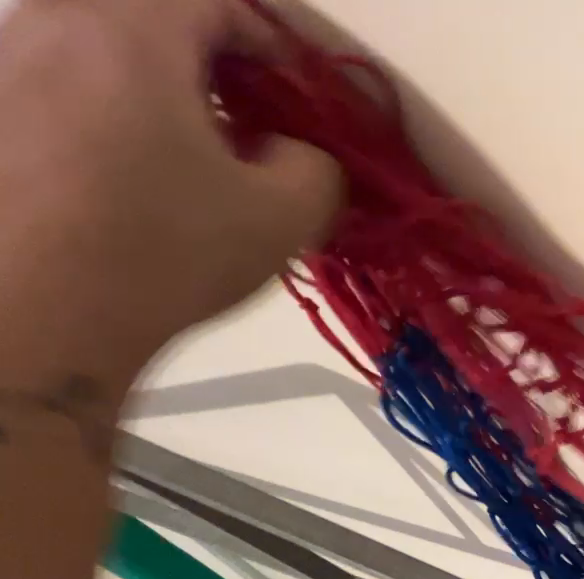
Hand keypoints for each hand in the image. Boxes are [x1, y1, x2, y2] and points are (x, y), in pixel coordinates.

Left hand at [0, 0, 339, 394]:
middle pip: (143, 15)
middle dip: (209, 58)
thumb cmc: (168, 248)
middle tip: (251, 117)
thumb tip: (299, 152)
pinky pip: (57, 83)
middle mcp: (50, 28)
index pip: (211, 2)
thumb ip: (317, 167)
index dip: (268, 40)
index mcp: (129, 37)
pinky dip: (108, 109)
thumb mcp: (286, 216)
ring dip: (154, 83)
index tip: (297, 92)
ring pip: (96, 48)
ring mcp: (1, 66)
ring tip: (194, 151)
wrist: (31, 308)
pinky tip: (136, 173)